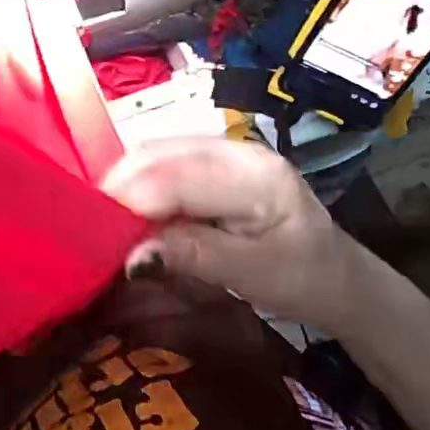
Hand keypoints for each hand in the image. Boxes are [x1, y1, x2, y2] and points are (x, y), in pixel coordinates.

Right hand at [101, 137, 362, 323]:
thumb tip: (133, 255)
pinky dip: (140, 185)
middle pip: (160, 154)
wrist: (338, 274)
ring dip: (125, 184)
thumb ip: (195, 256)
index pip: (178, 177)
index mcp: (256, 176)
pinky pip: (164, 163)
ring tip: (106, 222)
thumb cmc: (305, 279)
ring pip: (156, 154)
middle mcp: (237, 150)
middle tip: (91, 227)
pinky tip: (130, 212)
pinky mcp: (213, 162)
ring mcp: (225, 151)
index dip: (131, 200)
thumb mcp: (255, 275)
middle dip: (119, 186)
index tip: (95, 233)